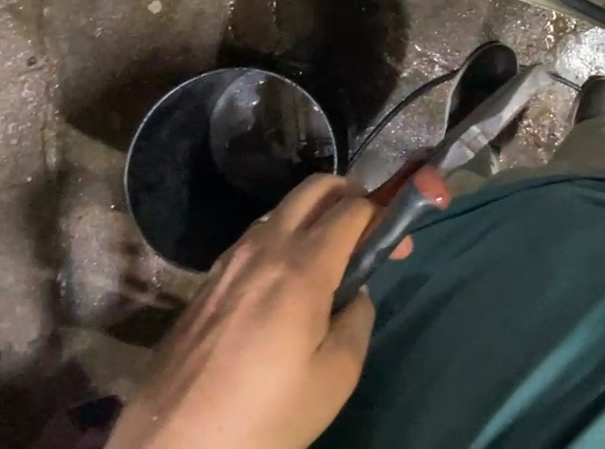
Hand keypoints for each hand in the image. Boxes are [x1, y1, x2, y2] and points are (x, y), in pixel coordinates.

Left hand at [107, 175, 391, 448]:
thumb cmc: (264, 416)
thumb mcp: (336, 377)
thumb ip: (358, 319)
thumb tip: (353, 294)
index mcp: (302, 266)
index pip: (353, 207)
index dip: (383, 215)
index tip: (398, 245)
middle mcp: (265, 247)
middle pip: (316, 187)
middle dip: (350, 196)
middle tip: (366, 233)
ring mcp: (230, 260)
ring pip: (283, 209)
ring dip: (314, 216)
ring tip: (329, 260)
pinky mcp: (206, 281)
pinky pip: (256, 237)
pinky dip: (283, 239)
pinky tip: (286, 283)